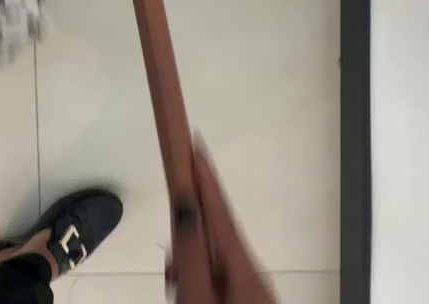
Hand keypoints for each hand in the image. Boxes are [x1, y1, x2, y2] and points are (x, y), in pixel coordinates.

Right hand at [169, 142, 274, 303]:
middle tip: (174, 269)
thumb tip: (183, 204)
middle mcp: (254, 275)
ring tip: (182, 294)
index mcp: (246, 270)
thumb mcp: (197, 299)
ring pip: (213, 256)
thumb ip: (189, 254)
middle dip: (189, 237)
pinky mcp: (247, 301)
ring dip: (192, 264)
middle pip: (214, 234)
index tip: (195, 140)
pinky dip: (201, 278)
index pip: (220, 210)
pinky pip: (219, 275)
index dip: (205, 174)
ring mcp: (253, 290)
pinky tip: (192, 297)